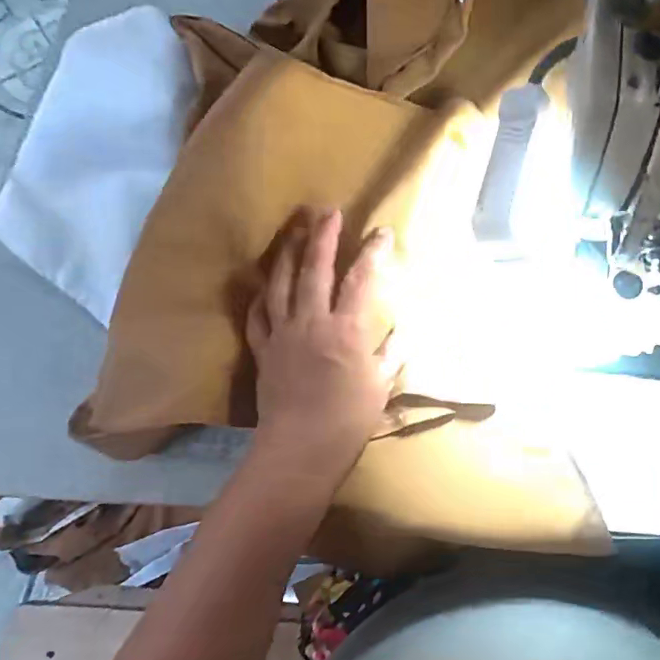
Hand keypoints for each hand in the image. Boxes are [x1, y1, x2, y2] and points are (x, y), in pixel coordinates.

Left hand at [247, 207, 398, 475]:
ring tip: (293, 231)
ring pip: (282, 284)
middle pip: (316, 269)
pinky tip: (263, 285)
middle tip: (327, 211)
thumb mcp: (380, 387)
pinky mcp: (263, 350)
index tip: (380, 232)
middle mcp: (312, 322)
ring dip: (288, 254)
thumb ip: (390, 355)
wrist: (301, 447)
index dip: (373, 252)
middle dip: (323, 237)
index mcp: (347, 330)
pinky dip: (261, 297)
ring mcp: (283, 334)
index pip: (362, 280)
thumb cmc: (349, 420)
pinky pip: (258, 316)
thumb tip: (401, 334)